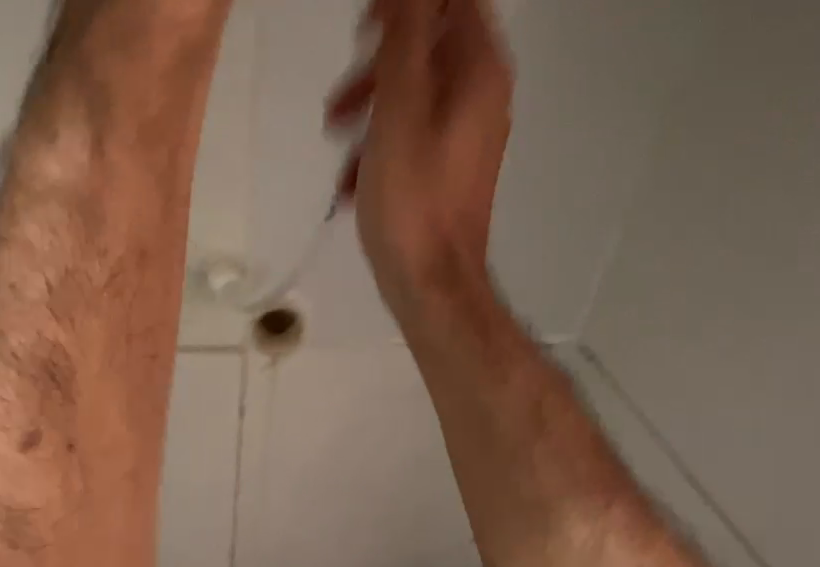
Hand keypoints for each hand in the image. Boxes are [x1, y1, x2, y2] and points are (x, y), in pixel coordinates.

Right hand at [328, 0, 512, 330]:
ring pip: (414, 93)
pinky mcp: (448, 170)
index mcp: (478, 71)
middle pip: (428, 47)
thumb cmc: (412, 201)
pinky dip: (380, 145)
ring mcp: (466, 135)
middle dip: (376, 65)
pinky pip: (412, 135)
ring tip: (338, 142)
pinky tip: (354, 180)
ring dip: (369, 108)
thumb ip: (404, 37)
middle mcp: (481, 94)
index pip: (452, 3)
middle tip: (341, 99)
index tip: (365, 28)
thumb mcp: (399, 110)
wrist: (431, 284)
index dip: (406, 5)